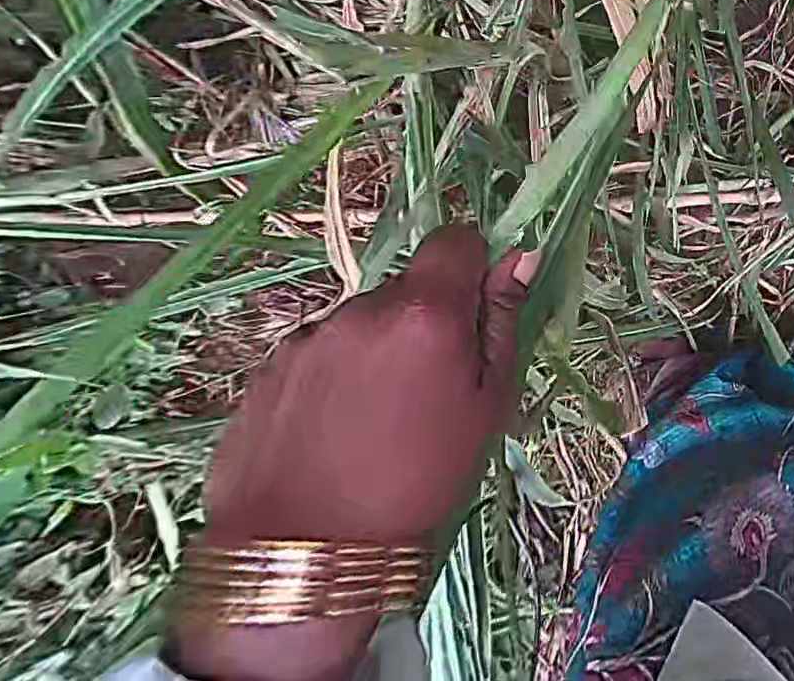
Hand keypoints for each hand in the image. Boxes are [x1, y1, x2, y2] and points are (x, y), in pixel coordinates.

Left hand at [168, 224, 534, 680]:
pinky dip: (340, 367)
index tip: (472, 309)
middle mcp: (366, 305)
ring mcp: (313, 331)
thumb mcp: (488, 402)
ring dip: (381, 342)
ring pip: (366, 316)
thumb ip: (503, 318)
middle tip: (429, 381)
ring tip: (378, 411)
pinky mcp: (273, 361)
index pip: (456, 239)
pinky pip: (324, 344)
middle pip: (410, 283)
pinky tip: (336, 423)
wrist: (307, 554)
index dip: (471, 265)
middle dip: (427, 314)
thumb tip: (520, 256)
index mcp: (427, 311)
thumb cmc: (422, 477)